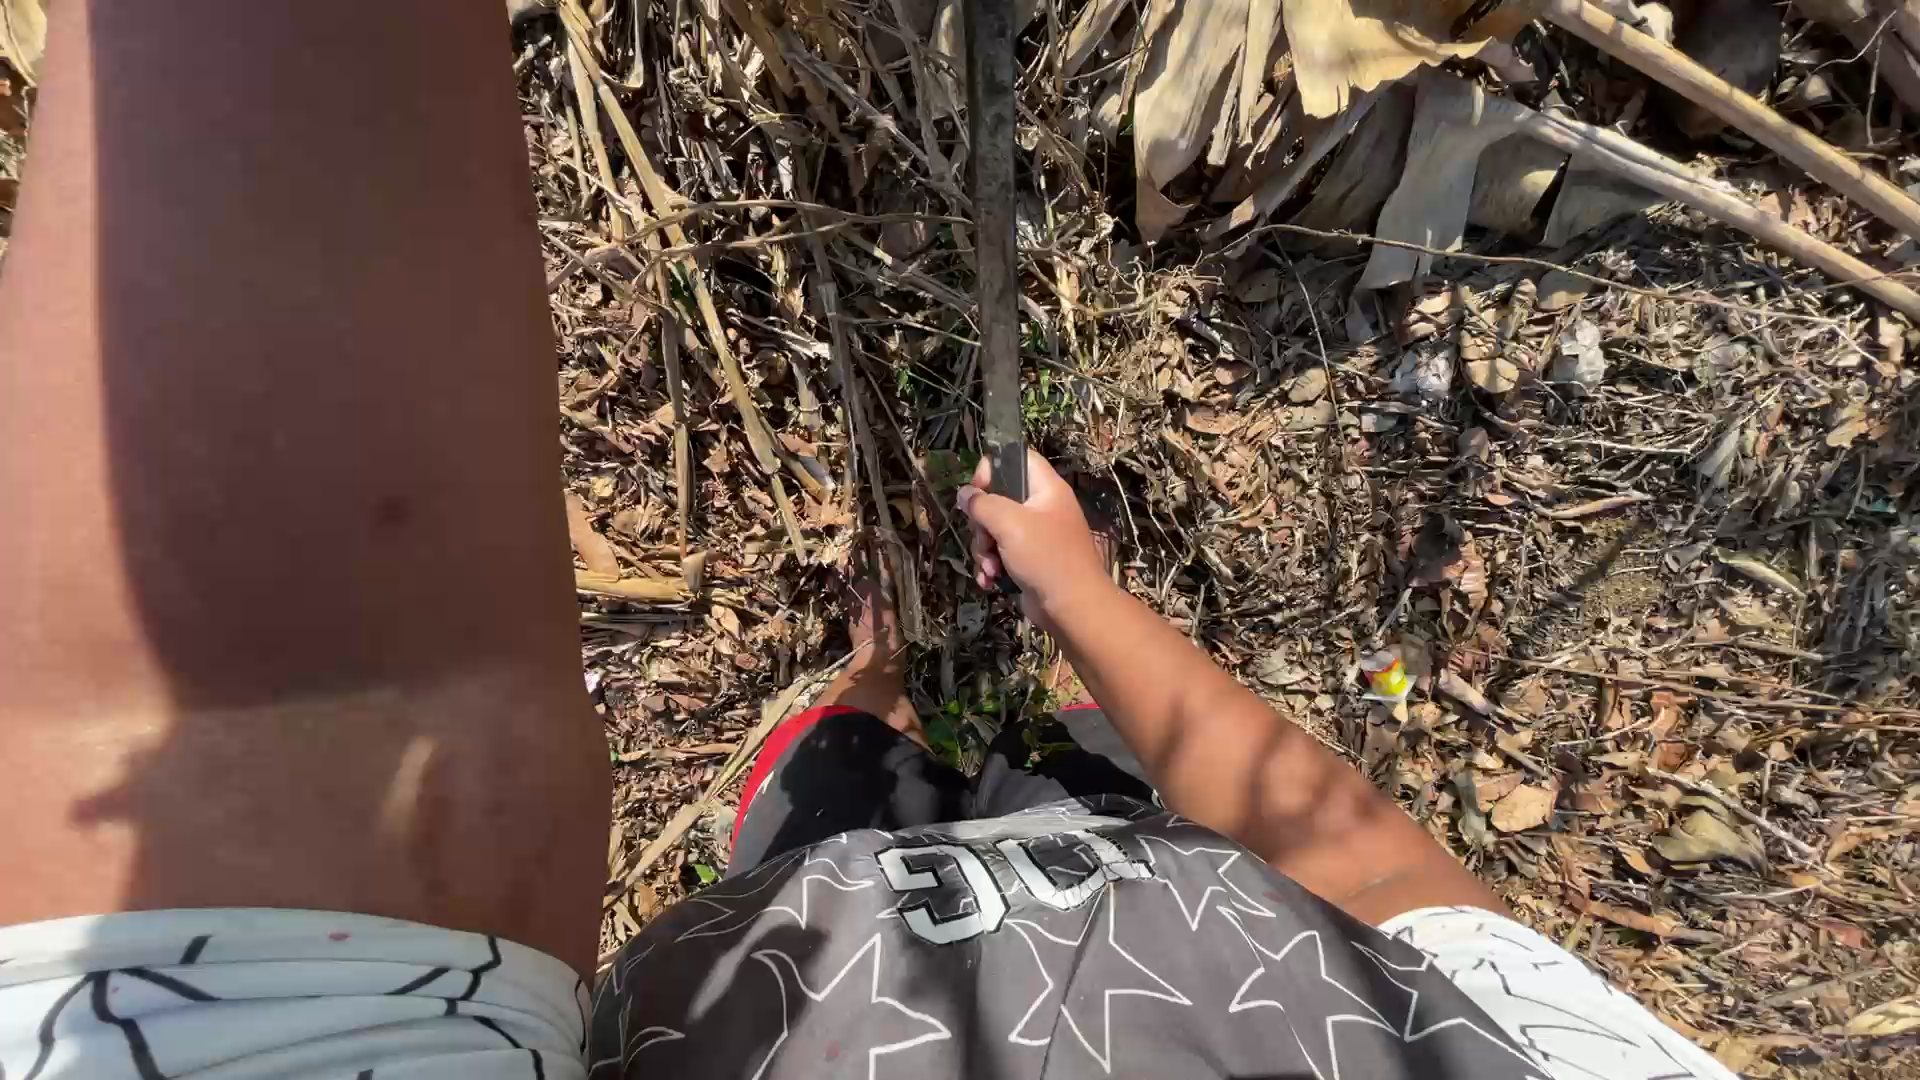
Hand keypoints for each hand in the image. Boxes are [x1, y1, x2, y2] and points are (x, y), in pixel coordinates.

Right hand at [956, 450, 1111, 625]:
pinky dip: (992, 565)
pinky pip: (1000, 552)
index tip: (978, 490)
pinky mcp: (1028, 559)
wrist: (1072, 607)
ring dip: (984, 548)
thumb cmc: (1046, 557)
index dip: (993, 468)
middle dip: (982, 523)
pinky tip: (990, 580)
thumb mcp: (1010, 524)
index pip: (1018, 458)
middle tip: (985, 538)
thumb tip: (964, 494)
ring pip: (994, 529)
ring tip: (989, 566)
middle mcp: (1041, 507)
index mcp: (1046, 488)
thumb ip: (982, 504)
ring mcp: (1035, 535)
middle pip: (998, 498)